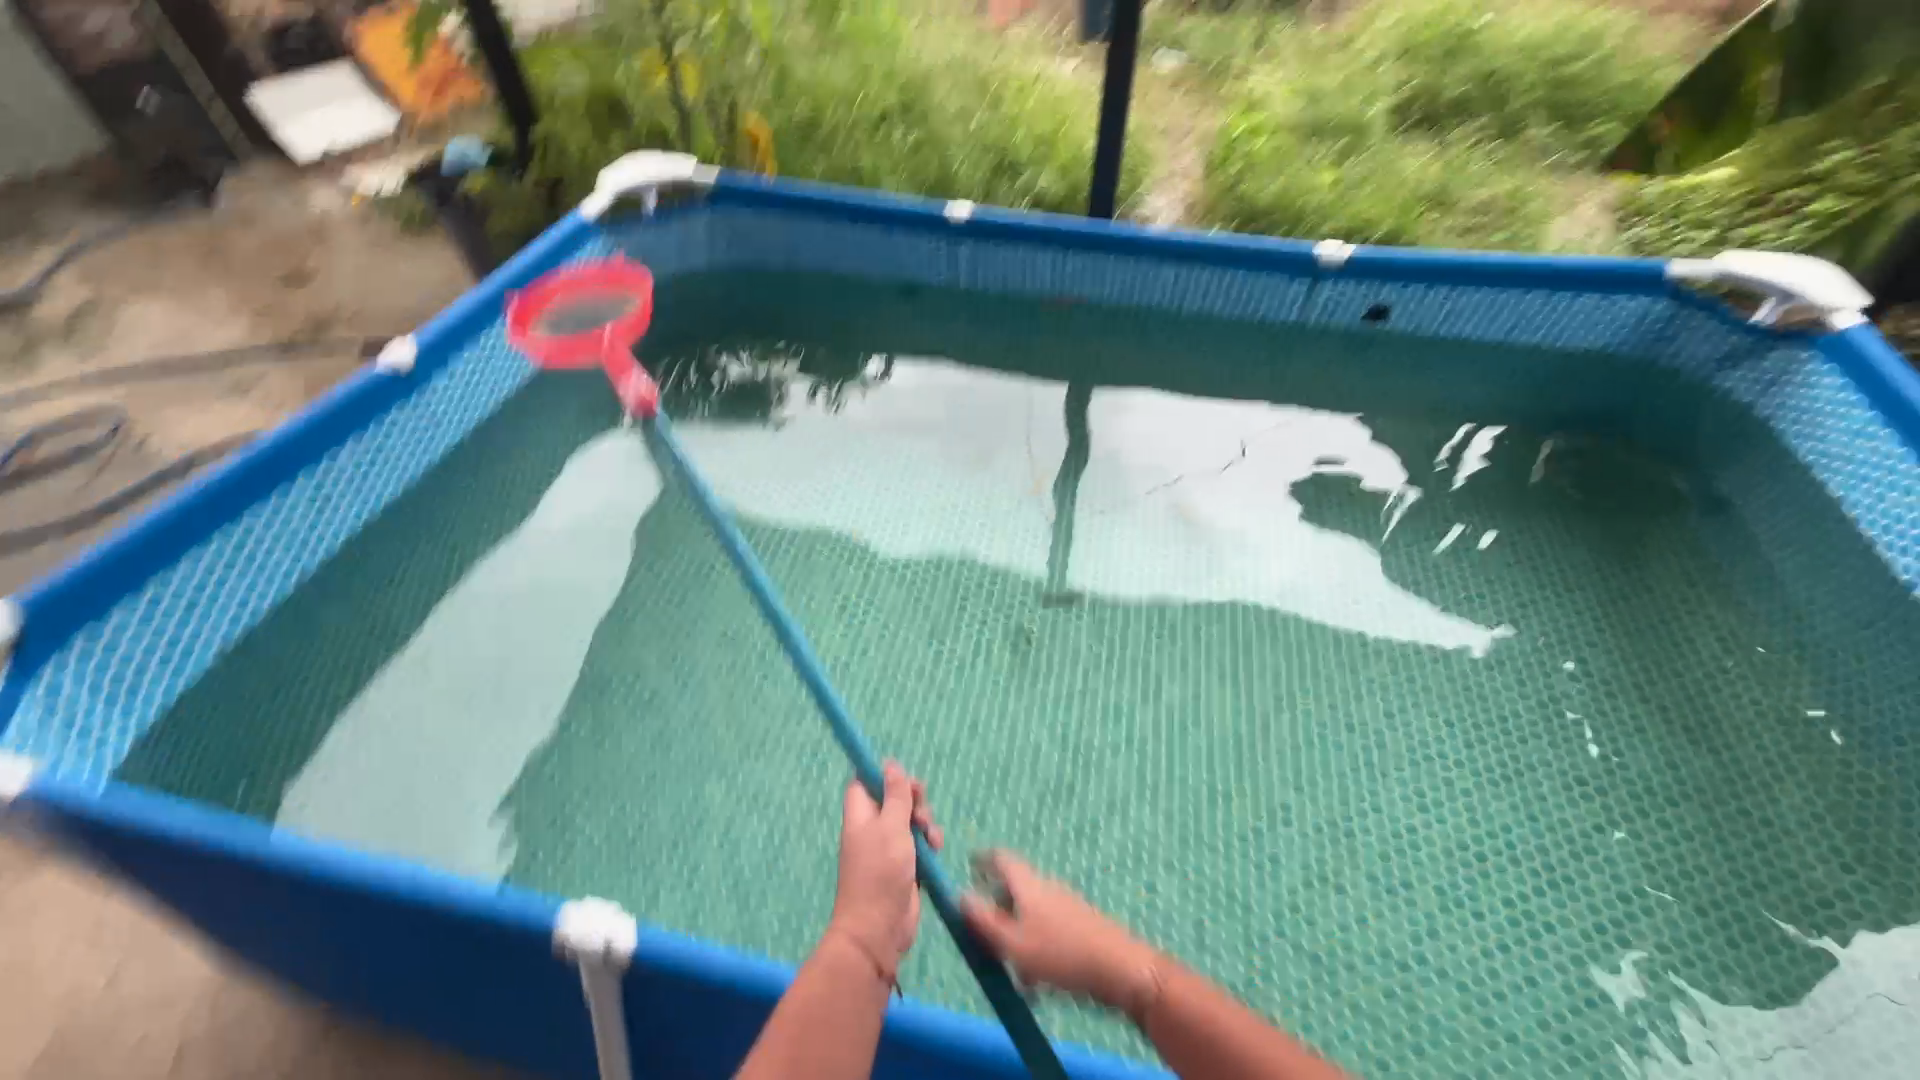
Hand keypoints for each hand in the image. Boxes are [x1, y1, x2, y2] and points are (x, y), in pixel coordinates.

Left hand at [827, 762, 941, 981]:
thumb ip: (895, 796)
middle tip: (921, 812)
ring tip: (931, 837)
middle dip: (913, 801)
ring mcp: (888, 849)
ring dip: (925, 823)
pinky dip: (929, 844)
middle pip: (894, 800)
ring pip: (910, 822)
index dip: (884, 776)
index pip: (865, 783)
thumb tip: (890, 764)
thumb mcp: (891, 827)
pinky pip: (919, 845)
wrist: (879, 928)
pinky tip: (936, 850)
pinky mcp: (905, 866)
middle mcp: (872, 829)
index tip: (905, 781)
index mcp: (860, 815)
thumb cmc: (880, 872)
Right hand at [962, 850, 1163, 1017]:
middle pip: (1013, 891)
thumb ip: (983, 920)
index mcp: (1027, 884)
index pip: (1000, 858)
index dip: (982, 861)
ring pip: (1030, 917)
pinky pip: (1048, 933)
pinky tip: (1040, 984)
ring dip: (1016, 940)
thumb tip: (960, 895)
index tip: (969, 869)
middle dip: (997, 914)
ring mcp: (1065, 906)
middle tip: (985, 939)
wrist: (1121, 970)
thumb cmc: (1061, 954)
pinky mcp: (1080, 927)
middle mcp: (1046, 888)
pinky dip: (1037, 951)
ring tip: (1014, 974)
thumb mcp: (1012, 942)